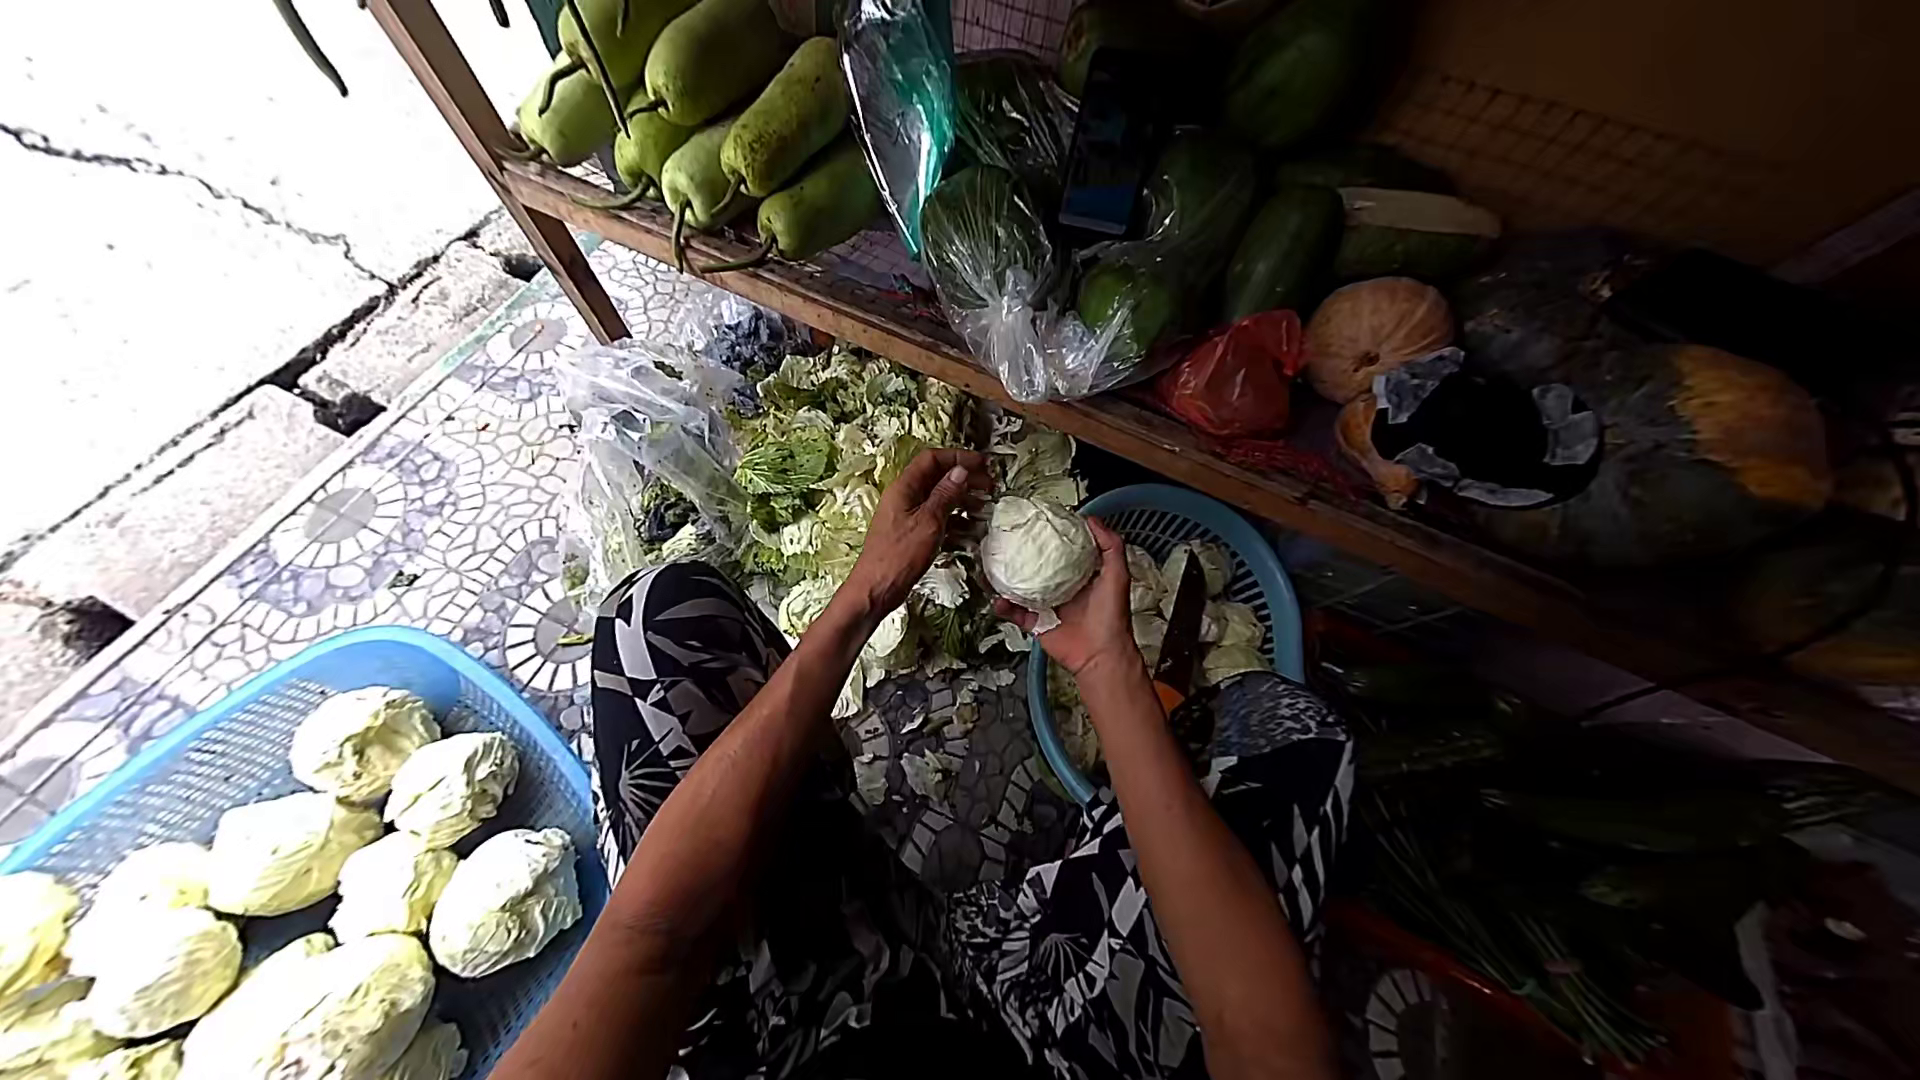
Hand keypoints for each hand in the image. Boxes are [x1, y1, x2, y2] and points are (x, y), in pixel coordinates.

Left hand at [845, 448, 992, 615]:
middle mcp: (904, 497)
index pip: (932, 459)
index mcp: (904, 488)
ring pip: (939, 499)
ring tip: (984, 507)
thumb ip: (945, 495)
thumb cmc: (899, 556)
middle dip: (964, 479)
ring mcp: (907, 516)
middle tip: (989, 486)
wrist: (877, 589)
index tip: (983, 464)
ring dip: (962, 500)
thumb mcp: (929, 522)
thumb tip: (960, 471)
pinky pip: (936, 520)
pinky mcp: (911, 534)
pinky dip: (954, 521)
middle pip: (937, 478)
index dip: (958, 457)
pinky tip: (970, 530)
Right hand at [994, 517, 1141, 679]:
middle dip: (1023, 556)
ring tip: (993, 568)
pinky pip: (1016, 613)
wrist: (1100, 654)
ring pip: (1021, 588)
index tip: (1038, 522)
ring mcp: (1048, 606)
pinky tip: (997, 599)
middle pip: (1037, 567)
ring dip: (1007, 579)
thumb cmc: (1112, 617)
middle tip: (1008, 542)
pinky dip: (1004, 607)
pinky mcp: (1037, 624)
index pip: (1063, 551)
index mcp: (1081, 576)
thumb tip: (1093, 520)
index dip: (1052, 537)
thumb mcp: (1117, 575)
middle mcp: (1062, 588)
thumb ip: (1110, 546)